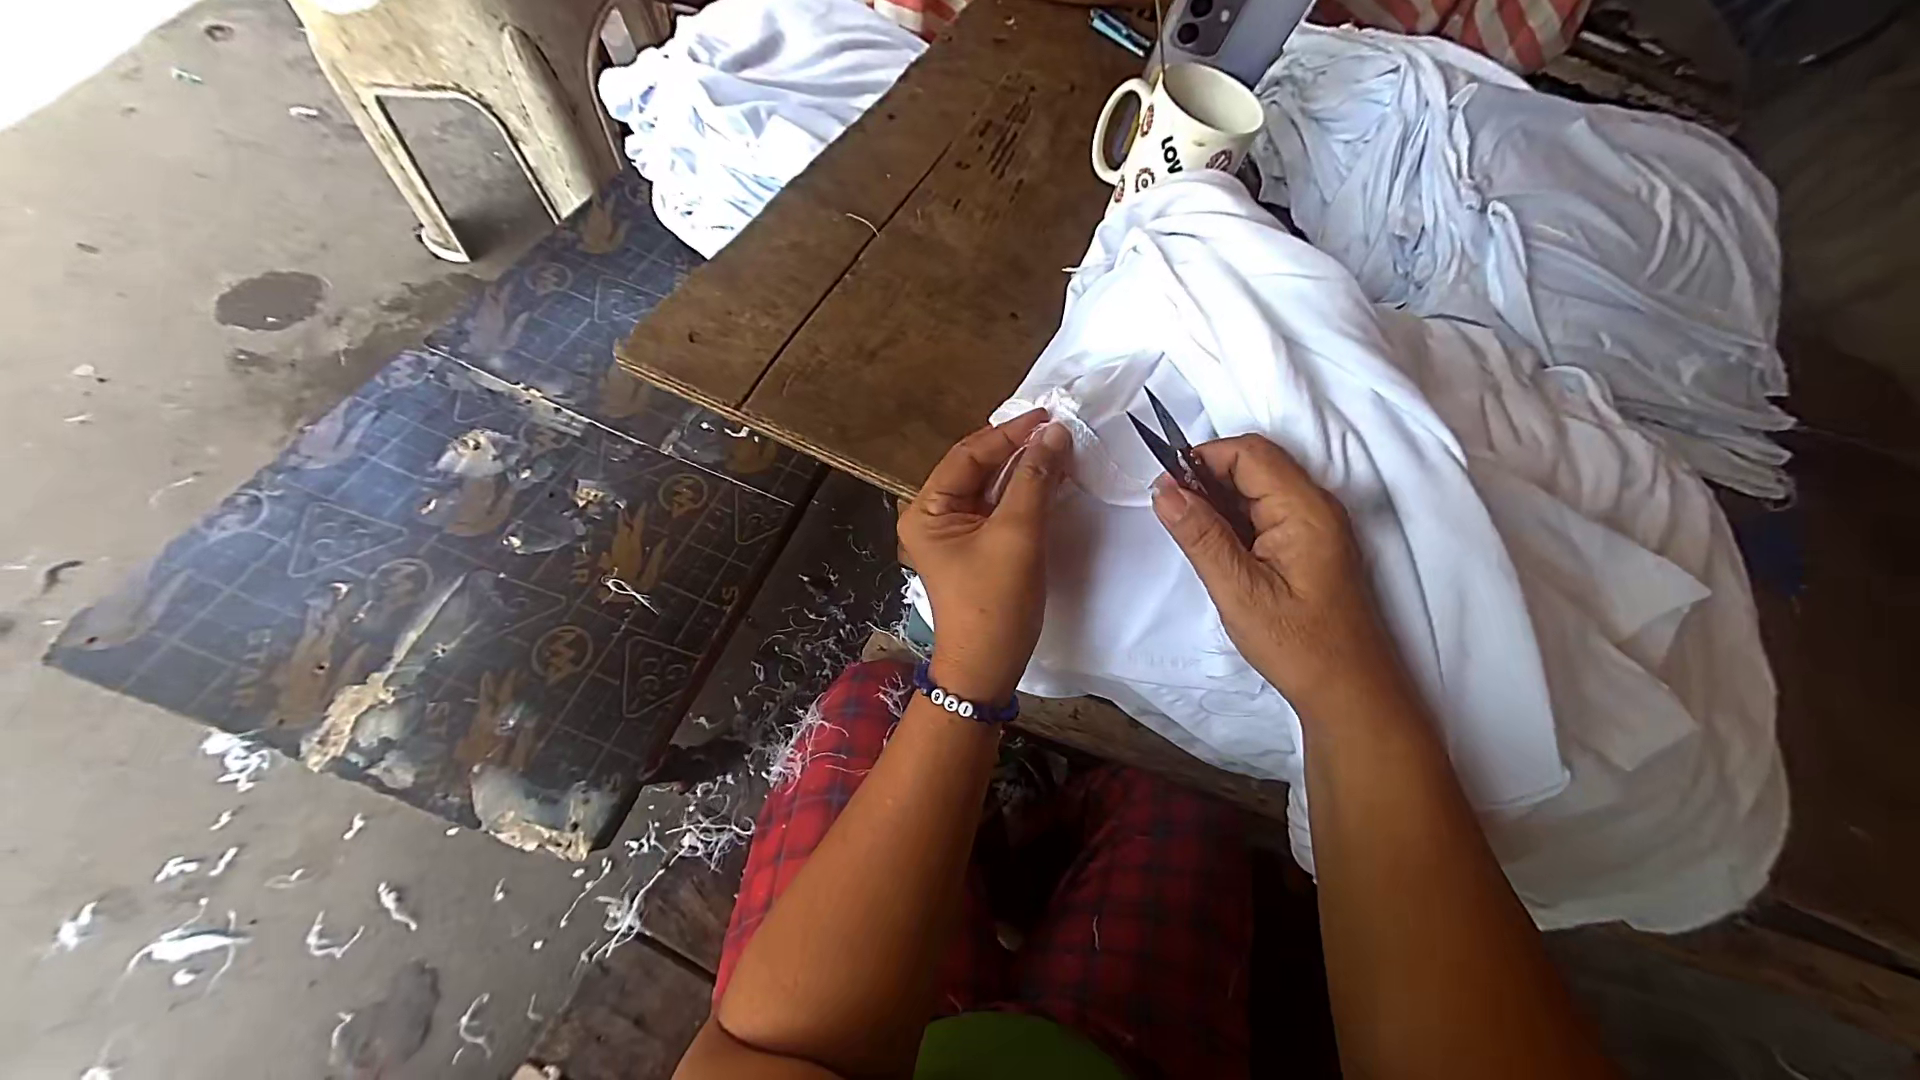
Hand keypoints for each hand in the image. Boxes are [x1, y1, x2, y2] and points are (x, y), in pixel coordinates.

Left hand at [899, 408, 1072, 704]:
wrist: (988, 666)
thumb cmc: (995, 602)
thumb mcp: (1016, 535)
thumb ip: (1034, 480)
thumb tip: (1054, 434)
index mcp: (927, 510)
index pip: (968, 455)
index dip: (1008, 433)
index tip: (1047, 416)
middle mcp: (935, 516)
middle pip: (978, 468)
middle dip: (1017, 448)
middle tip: (1058, 430)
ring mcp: (957, 533)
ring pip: (992, 487)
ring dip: (1024, 469)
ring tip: (1059, 448)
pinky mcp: (978, 547)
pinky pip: (1000, 508)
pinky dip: (1025, 492)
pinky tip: (1050, 478)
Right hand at [1151, 434, 1410, 719]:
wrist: (1348, 691)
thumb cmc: (1297, 645)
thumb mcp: (1238, 590)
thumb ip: (1201, 535)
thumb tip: (1164, 491)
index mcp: (1305, 510)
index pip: (1249, 453)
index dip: (1202, 459)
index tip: (1166, 490)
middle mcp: (1315, 506)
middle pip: (1254, 463)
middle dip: (1206, 478)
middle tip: (1173, 514)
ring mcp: (1315, 523)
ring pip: (1256, 487)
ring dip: (1217, 500)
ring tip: (1191, 535)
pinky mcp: (1308, 542)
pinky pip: (1264, 511)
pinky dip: (1232, 518)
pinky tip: (1215, 546)